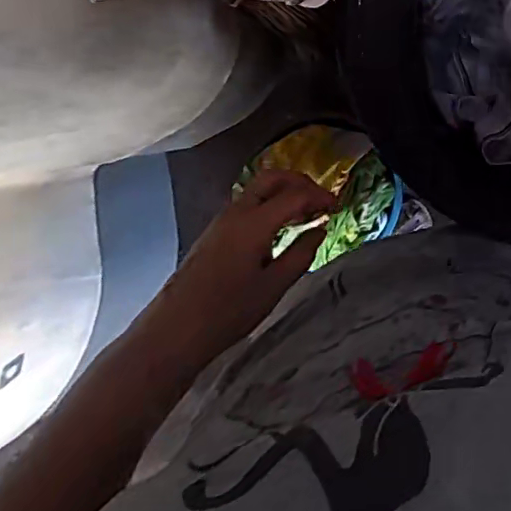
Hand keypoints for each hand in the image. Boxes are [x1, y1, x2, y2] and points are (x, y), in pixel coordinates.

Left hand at [153, 168, 335, 365]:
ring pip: (258, 189)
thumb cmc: (227, 312)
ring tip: (305, 213)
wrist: (173, 332)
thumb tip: (319, 229)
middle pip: (273, 178)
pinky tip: (280, 228)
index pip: (294, 194)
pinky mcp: (214, 232)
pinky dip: (270, 204)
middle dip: (301, 182)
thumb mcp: (274, 287)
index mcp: (253, 223)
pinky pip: (248, 204)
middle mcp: (236, 212)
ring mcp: (222, 221)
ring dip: (284, 192)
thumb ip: (301, 253)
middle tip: (321, 199)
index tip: (338, 206)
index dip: (320, 196)